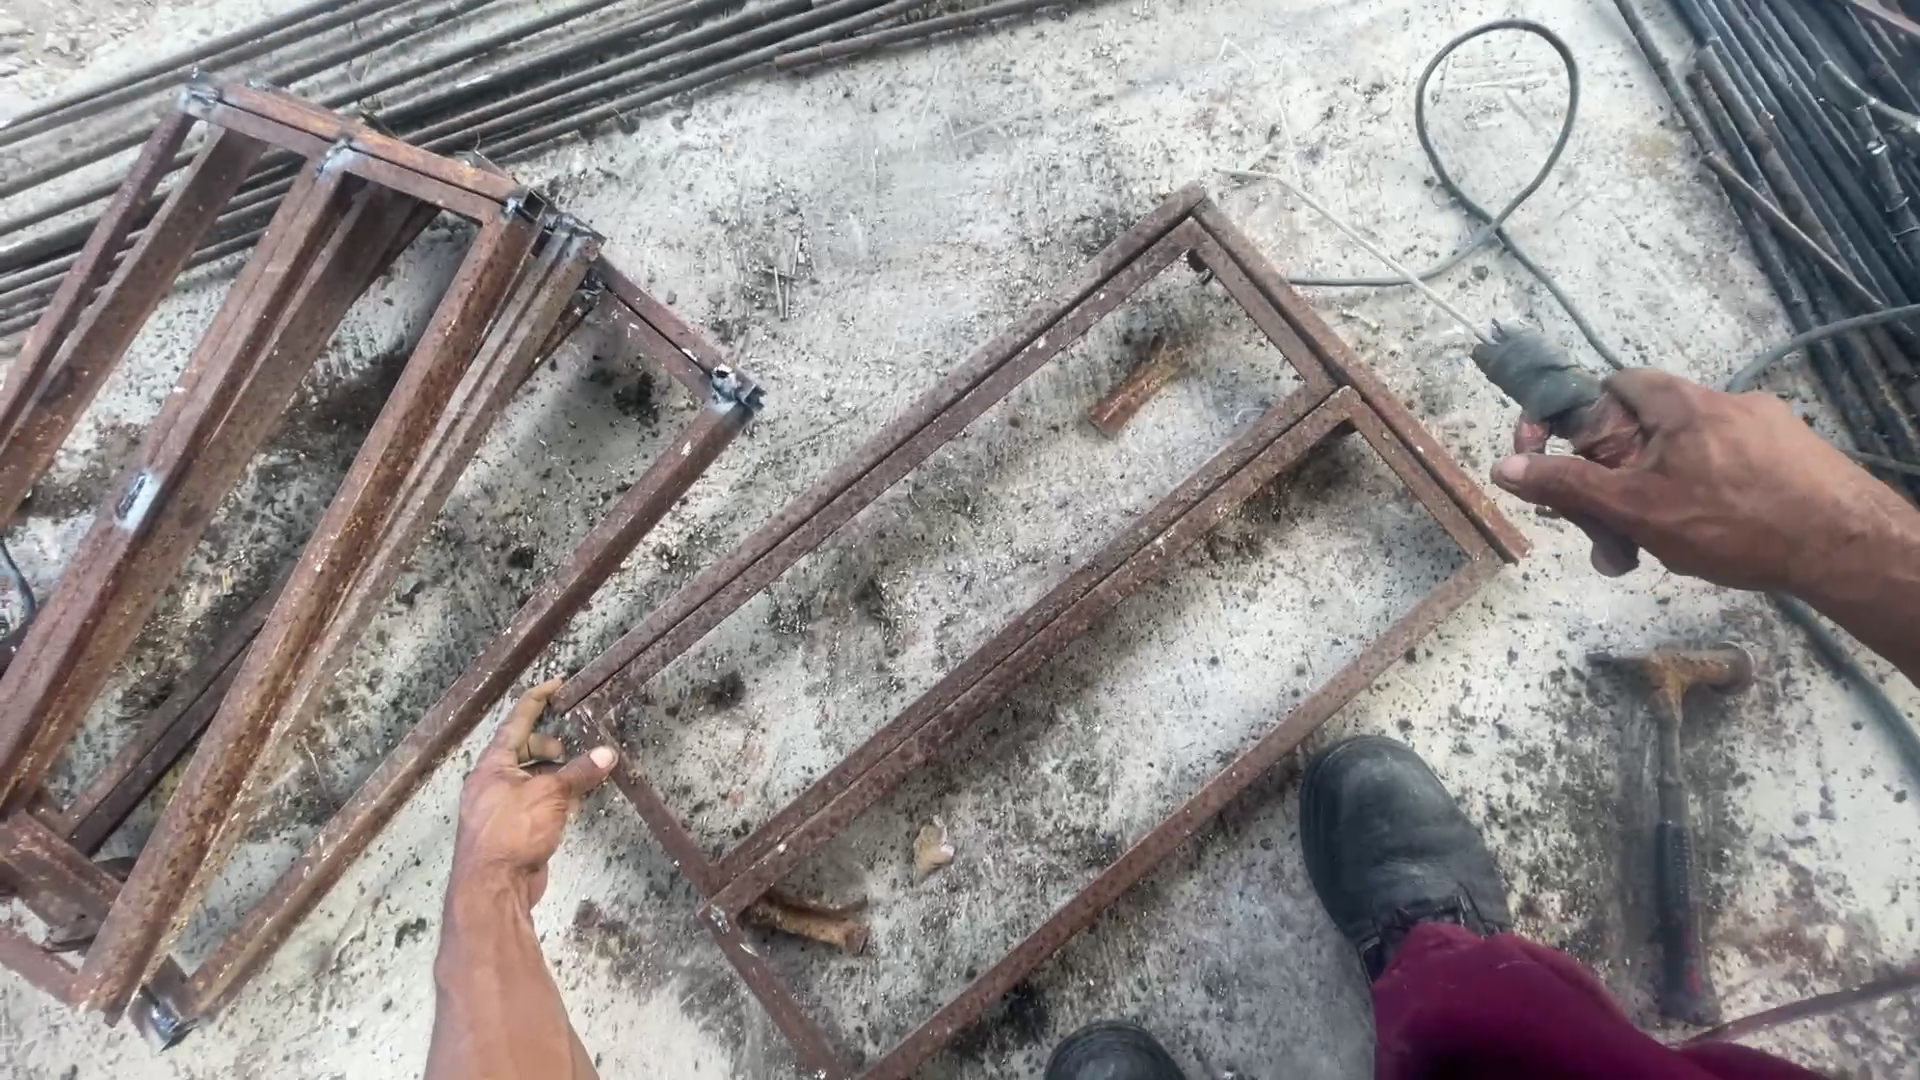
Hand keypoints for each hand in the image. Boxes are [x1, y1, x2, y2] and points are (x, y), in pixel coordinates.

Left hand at [451, 678, 617, 908]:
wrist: (492, 889)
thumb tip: (607, 754)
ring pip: (534, 776)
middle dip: (553, 745)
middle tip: (574, 750)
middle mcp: (492, 782)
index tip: (558, 684)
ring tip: (581, 778)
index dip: (538, 700)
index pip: (516, 721)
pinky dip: (556, 796)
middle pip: (525, 748)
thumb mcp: (551, 795)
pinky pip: (537, 799)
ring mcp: (500, 806)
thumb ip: (580, 771)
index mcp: (492, 766)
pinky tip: (575, 804)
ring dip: (558, 773)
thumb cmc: (513, 832)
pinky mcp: (512, 828)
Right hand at [1487, 368, 1910, 595]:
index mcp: (1683, 407)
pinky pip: (1712, 471)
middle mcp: (1724, 406)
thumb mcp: (1632, 507)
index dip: (1568, 413)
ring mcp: (1764, 432)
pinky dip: (1685, 500)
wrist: (1859, 555)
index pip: (1611, 383)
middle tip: (1592, 525)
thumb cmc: (1735, 524)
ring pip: (1671, 459)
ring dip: (1639, 500)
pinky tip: (1687, 538)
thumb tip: (1501, 465)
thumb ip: (1564, 483)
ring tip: (1635, 550)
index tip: (1545, 453)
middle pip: (1635, 431)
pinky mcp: (1790, 459)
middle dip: (1601, 479)